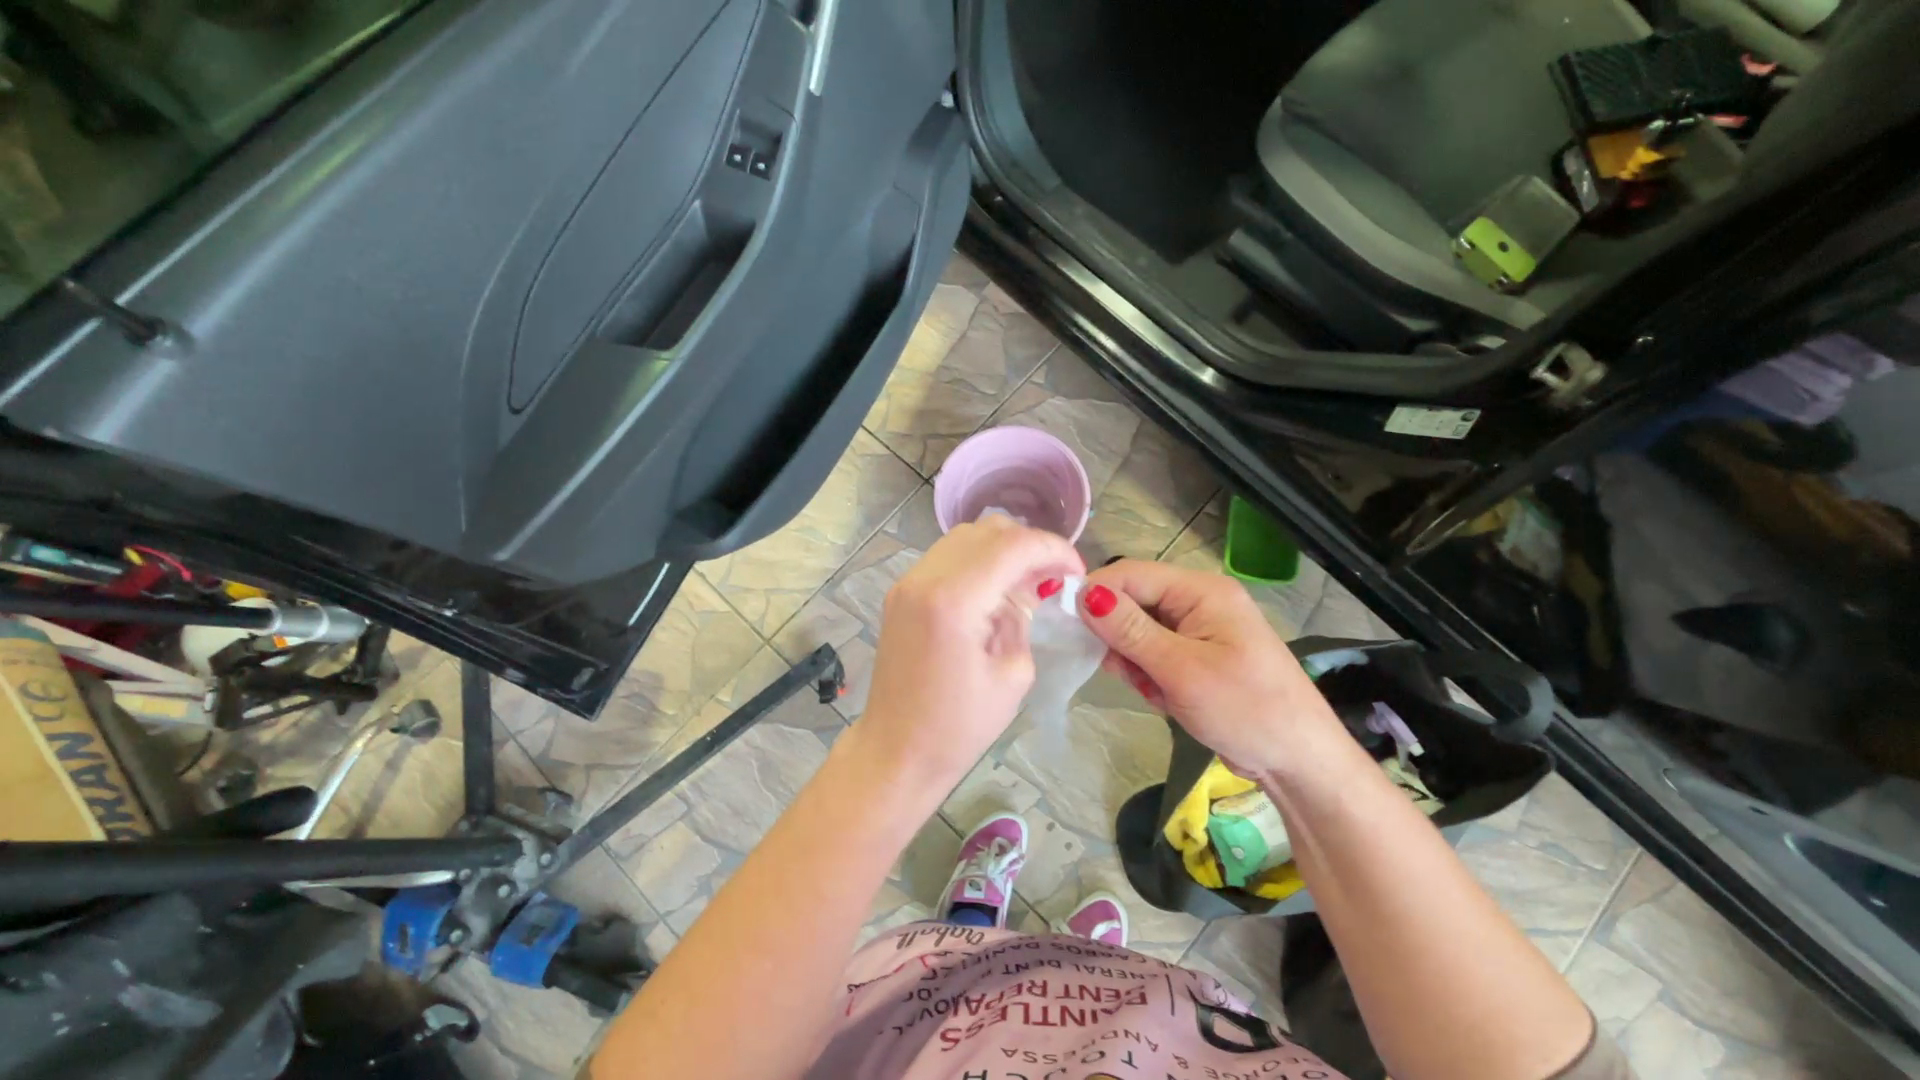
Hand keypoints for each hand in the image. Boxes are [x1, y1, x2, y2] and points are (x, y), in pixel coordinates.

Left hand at [855, 516, 1084, 785]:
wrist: (896, 752)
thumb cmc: (959, 727)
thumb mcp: (1013, 674)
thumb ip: (1023, 618)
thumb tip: (1030, 589)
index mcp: (955, 600)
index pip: (1014, 545)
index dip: (1054, 550)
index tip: (1076, 574)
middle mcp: (925, 578)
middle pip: (988, 531)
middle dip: (1030, 546)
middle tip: (1054, 580)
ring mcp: (907, 583)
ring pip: (964, 538)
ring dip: (1002, 550)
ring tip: (1026, 585)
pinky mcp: (900, 594)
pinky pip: (946, 558)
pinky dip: (977, 562)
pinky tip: (994, 593)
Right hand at [1077, 559, 1341, 776]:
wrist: (1298, 759)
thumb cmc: (1245, 708)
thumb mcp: (1180, 670)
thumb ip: (1129, 630)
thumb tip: (1083, 595)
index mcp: (1201, 591)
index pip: (1132, 574)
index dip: (1095, 593)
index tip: (1064, 624)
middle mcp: (1200, 602)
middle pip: (1134, 602)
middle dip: (1118, 637)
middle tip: (1125, 674)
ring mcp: (1201, 631)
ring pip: (1140, 632)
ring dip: (1135, 662)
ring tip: (1153, 691)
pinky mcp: (1200, 658)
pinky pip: (1156, 655)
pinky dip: (1151, 676)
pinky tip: (1165, 700)